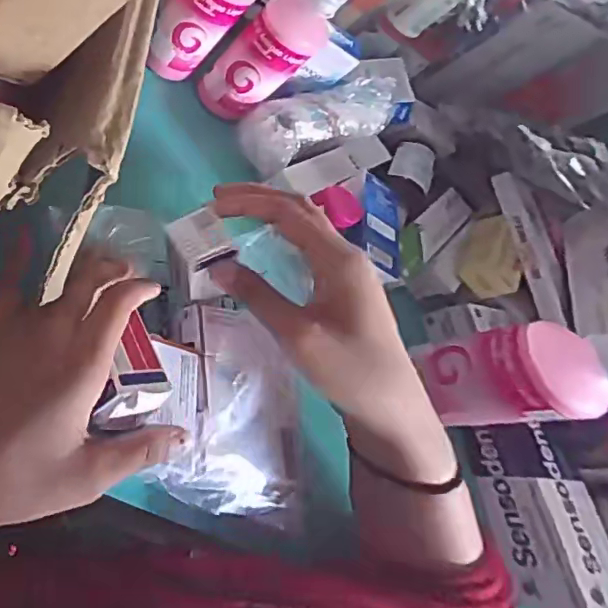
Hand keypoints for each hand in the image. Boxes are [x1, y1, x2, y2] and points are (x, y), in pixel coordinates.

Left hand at [0, 234, 187, 535]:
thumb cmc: (22, 478)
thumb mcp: (88, 475)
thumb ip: (139, 451)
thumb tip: (185, 437)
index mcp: (83, 364)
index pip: (116, 305)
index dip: (138, 288)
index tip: (153, 289)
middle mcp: (55, 334)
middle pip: (89, 281)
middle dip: (113, 268)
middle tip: (130, 272)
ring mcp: (21, 330)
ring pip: (59, 284)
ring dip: (84, 272)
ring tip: (101, 271)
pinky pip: (10, 289)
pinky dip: (19, 262)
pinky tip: (23, 239)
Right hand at [212, 184, 478, 570]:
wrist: (393, 409)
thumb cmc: (349, 371)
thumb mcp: (298, 336)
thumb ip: (258, 296)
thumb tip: (218, 266)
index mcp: (338, 259)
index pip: (289, 212)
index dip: (250, 203)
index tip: (214, 205)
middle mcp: (346, 255)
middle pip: (300, 208)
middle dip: (259, 197)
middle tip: (219, 199)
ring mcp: (349, 269)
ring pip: (307, 224)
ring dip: (272, 210)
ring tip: (237, 211)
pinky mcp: (347, 285)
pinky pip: (311, 243)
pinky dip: (283, 230)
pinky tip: (268, 240)